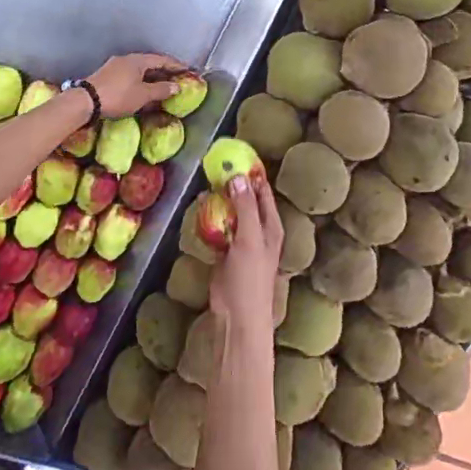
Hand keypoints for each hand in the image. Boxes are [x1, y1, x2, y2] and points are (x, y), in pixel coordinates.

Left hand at [85, 53, 185, 116]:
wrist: (86, 100)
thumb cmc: (118, 96)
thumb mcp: (143, 95)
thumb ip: (161, 90)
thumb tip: (176, 86)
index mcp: (137, 60)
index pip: (161, 59)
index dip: (175, 65)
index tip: (186, 69)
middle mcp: (126, 59)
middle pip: (149, 63)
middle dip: (163, 71)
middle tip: (175, 79)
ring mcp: (115, 65)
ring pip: (138, 69)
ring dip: (150, 76)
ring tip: (160, 86)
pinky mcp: (107, 75)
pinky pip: (129, 74)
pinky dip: (139, 80)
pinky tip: (141, 89)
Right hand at [209, 175, 282, 329]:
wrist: (238, 316)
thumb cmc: (250, 278)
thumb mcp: (250, 239)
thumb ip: (244, 207)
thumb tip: (237, 176)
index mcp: (271, 226)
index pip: (263, 192)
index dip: (252, 174)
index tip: (235, 154)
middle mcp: (258, 231)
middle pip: (245, 200)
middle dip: (232, 184)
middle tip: (215, 165)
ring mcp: (241, 241)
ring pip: (230, 213)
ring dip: (219, 200)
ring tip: (205, 181)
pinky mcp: (225, 252)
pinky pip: (218, 228)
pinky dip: (210, 217)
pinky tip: (199, 207)